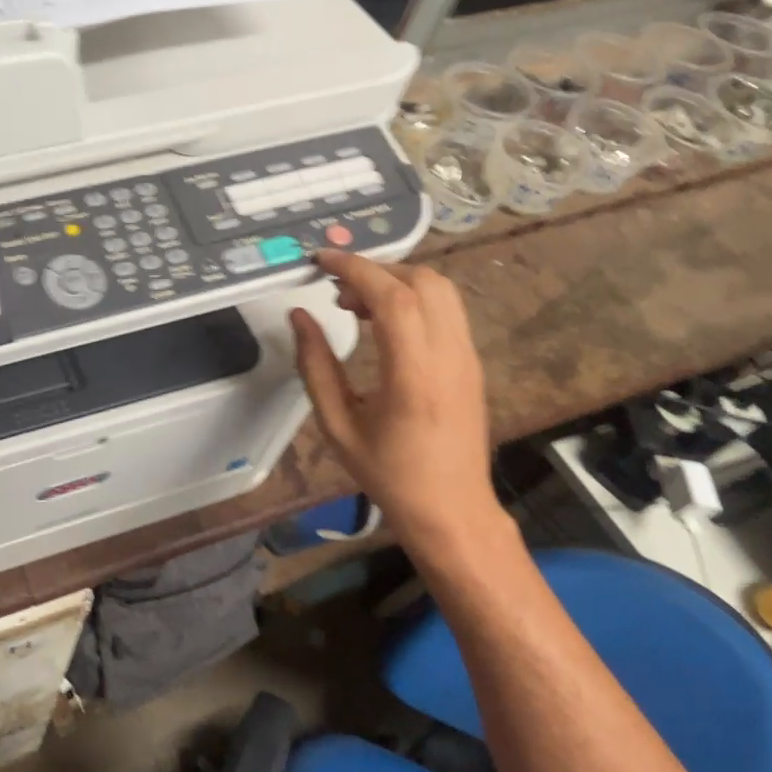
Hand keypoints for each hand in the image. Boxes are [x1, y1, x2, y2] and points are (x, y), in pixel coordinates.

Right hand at [289, 251, 499, 547]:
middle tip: (337, 291)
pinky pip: (447, 310)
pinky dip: (414, 299)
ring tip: (357, 306)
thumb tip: (300, 316)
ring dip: (397, 282)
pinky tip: (384, 324)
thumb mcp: (338, 425)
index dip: (355, 269)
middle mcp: (449, 356)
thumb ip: (315, 366)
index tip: (321, 262)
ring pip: (441, 290)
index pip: (392, 297)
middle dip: (376, 271)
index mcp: (413, 375)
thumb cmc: (389, 474)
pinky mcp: (472, 362)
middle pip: (423, 281)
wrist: (451, 509)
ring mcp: (467, 356)